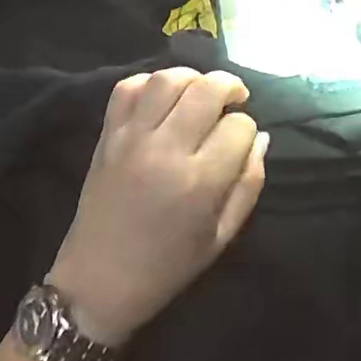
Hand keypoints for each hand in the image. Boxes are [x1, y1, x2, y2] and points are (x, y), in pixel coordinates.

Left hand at [46, 68, 268, 346]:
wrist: (98, 282)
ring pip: (168, 79)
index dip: (248, 130)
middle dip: (231, 87)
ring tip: (201, 94)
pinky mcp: (107, 136)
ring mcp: (131, 138)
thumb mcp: (223, 235)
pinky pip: (128, 88)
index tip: (241, 144)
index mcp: (199, 182)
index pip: (239, 127)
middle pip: (207, 89)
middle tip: (235, 99)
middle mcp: (166, 150)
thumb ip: (249, 183)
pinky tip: (164, 98)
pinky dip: (151, 82)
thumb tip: (261, 138)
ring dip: (193, 78)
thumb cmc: (168, 265)